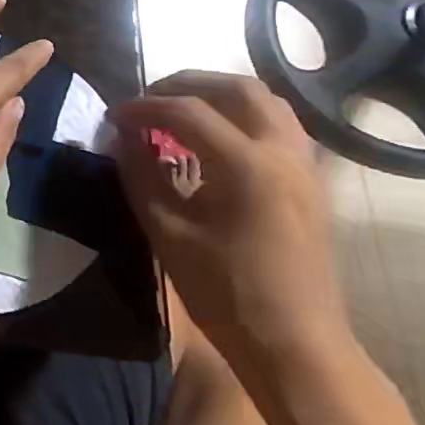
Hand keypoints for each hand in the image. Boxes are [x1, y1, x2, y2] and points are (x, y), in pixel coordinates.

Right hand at [112, 71, 347, 359]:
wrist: (294, 340)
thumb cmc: (223, 289)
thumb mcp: (166, 230)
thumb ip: (141, 174)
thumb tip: (123, 137)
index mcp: (248, 167)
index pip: (188, 111)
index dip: (144, 107)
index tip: (113, 116)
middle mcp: (285, 154)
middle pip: (239, 88)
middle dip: (187, 84)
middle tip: (147, 100)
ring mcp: (306, 167)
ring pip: (267, 103)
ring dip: (218, 96)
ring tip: (177, 113)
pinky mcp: (311, 182)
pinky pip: (278, 126)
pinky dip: (240, 117)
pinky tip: (211, 140)